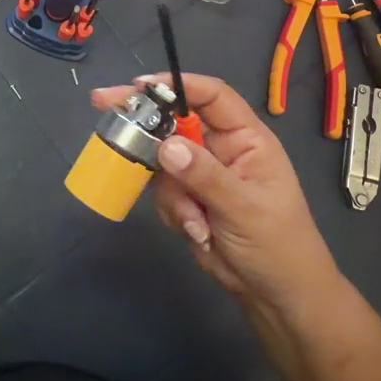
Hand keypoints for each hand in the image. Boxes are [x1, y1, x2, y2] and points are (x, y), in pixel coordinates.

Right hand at [91, 74, 338, 311]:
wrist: (277, 295)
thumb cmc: (277, 246)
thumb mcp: (244, 208)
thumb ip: (203, 175)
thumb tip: (165, 145)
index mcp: (246, 138)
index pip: (211, 96)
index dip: (177, 84)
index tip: (140, 86)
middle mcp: (221, 148)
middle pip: (175, 120)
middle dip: (146, 122)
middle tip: (102, 103)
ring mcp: (201, 172)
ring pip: (162, 160)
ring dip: (171, 193)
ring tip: (196, 223)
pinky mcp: (187, 197)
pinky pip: (163, 189)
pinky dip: (174, 211)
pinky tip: (197, 232)